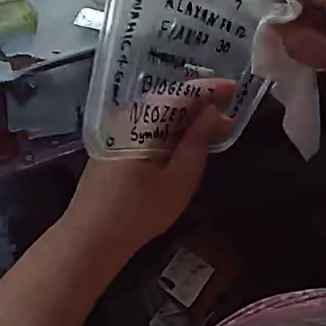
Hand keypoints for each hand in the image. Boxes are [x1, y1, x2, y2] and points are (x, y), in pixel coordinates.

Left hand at [57, 79, 235, 256]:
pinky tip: (182, 142)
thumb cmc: (139, 213)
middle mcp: (125, 119)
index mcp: (141, 123)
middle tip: (226, 116)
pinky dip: (167, 127)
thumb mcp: (179, 181)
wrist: (91, 236)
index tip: (234, 89)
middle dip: (198, 103)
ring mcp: (115, 131)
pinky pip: (145, 125)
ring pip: (155, 112)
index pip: (179, 93)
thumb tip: (213, 114)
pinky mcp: (112, 145)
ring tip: (210, 129)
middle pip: (166, 98)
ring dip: (183, 116)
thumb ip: (197, 143)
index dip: (208, 88)